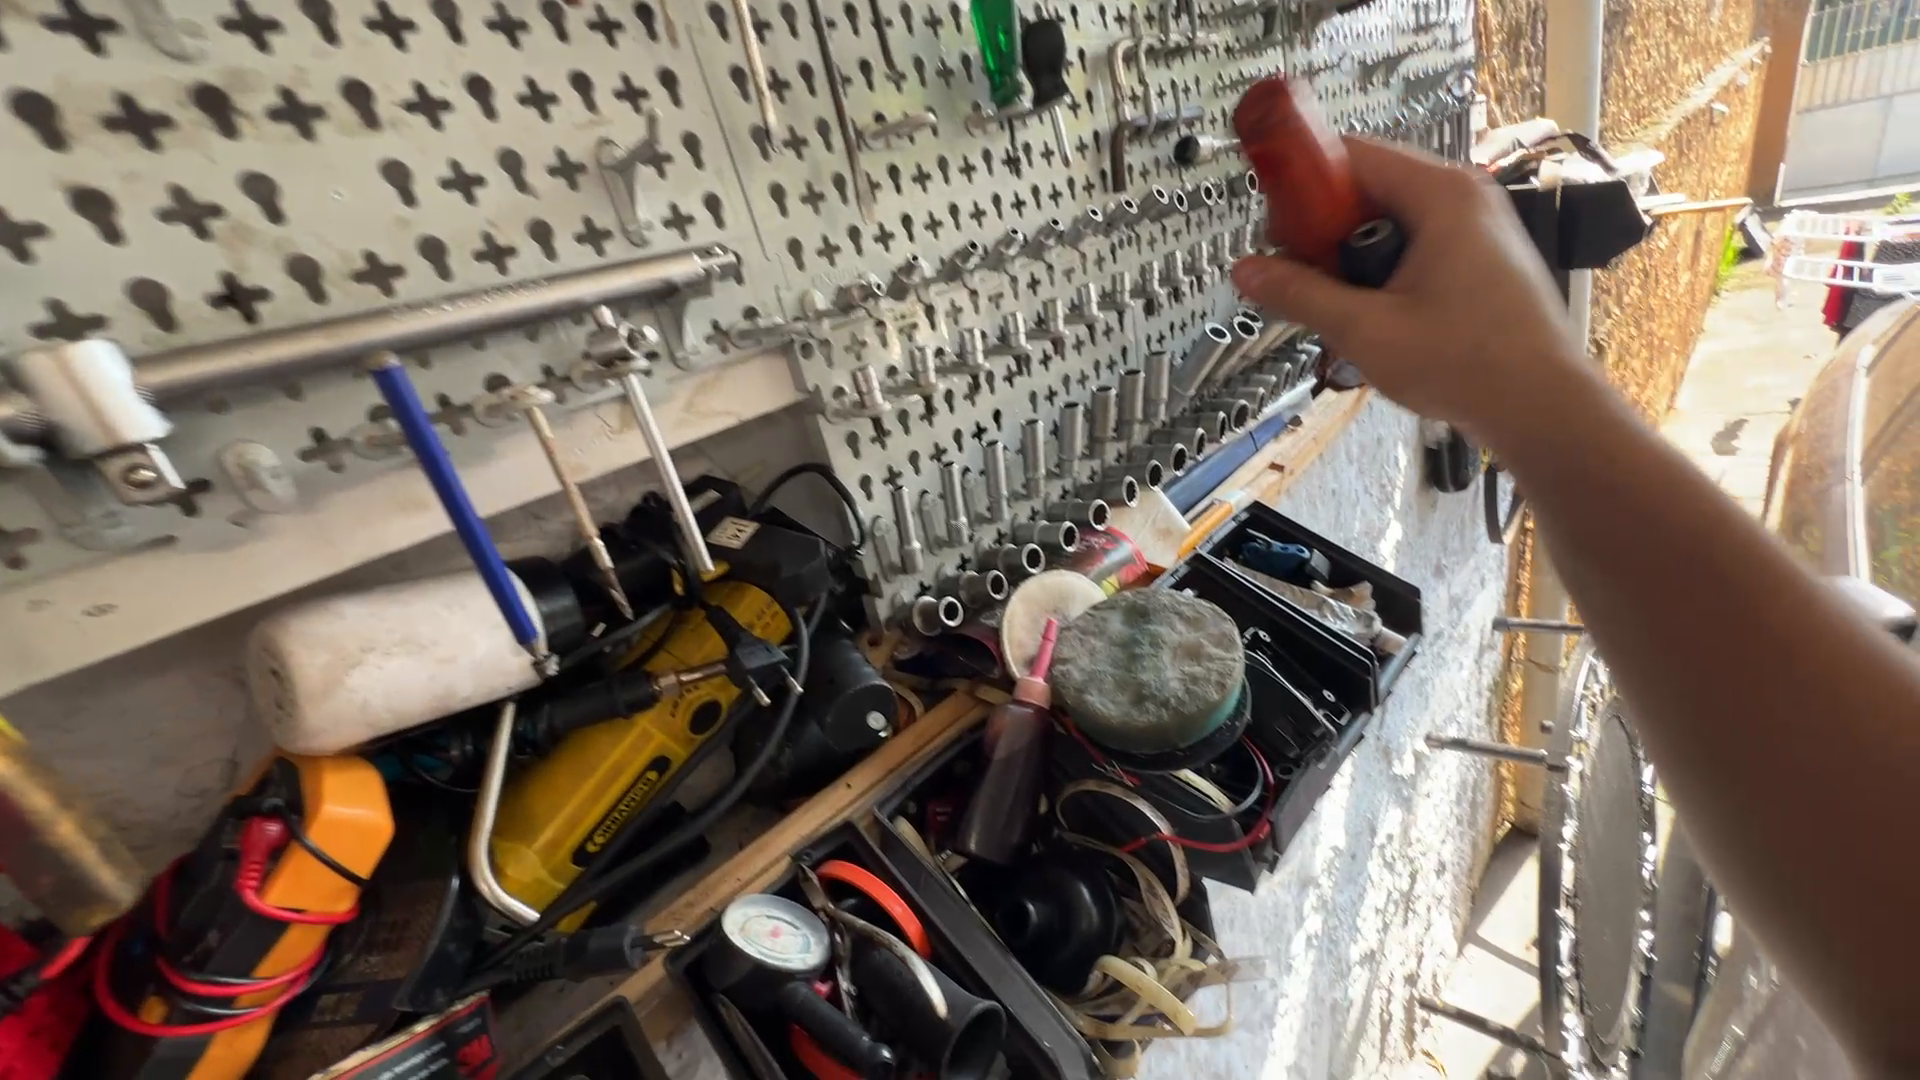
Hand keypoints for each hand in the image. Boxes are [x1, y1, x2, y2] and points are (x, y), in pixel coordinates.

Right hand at [1231, 138, 1590, 440]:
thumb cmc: (1462, 363)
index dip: (1300, 186)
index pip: (1350, 156)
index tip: (1272, 232)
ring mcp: (1471, 227)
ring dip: (1344, 259)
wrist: (1538, 405)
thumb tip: (1245, 270)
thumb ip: (1300, 295)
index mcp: (1440, 195)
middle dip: (1319, 232)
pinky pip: (1405, 246)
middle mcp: (1460, 198)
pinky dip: (1373, 271)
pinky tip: (1365, 313)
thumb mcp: (1364, 329)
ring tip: (1333, 306)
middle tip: (1297, 279)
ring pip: (1382, 223)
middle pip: (1364, 189)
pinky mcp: (1472, 258)